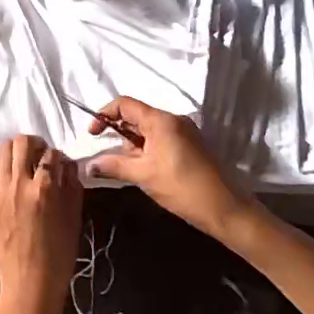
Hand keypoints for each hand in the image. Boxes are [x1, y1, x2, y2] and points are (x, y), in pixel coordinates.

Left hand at [0, 135, 82, 313]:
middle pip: (21, 142)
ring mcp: (1, 191)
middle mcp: (19, 184)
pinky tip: (13, 179)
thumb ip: (71, 186)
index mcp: (44, 189)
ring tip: (27, 164)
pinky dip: (4, 167)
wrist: (28, 283)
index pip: (51, 153)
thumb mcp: (74, 218)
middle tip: (42, 156)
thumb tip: (67, 164)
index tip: (61, 163)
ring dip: (17, 152)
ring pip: (4, 151)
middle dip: (35, 144)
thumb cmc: (58, 255)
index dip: (59, 155)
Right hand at [85, 97, 256, 239]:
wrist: (226, 209)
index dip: (104, 114)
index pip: (125, 104)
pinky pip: (161, 139)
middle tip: (113, 158)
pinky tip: (147, 170)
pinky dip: (148, 150)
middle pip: (136, 116)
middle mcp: (173, 119)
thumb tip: (87, 165)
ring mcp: (184, 131)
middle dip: (120, 134)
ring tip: (133, 170)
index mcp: (161, 120)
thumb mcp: (143, 176)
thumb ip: (113, 166)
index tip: (93, 133)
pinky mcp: (191, 145)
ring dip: (134, 145)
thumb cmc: (183, 188)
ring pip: (148, 130)